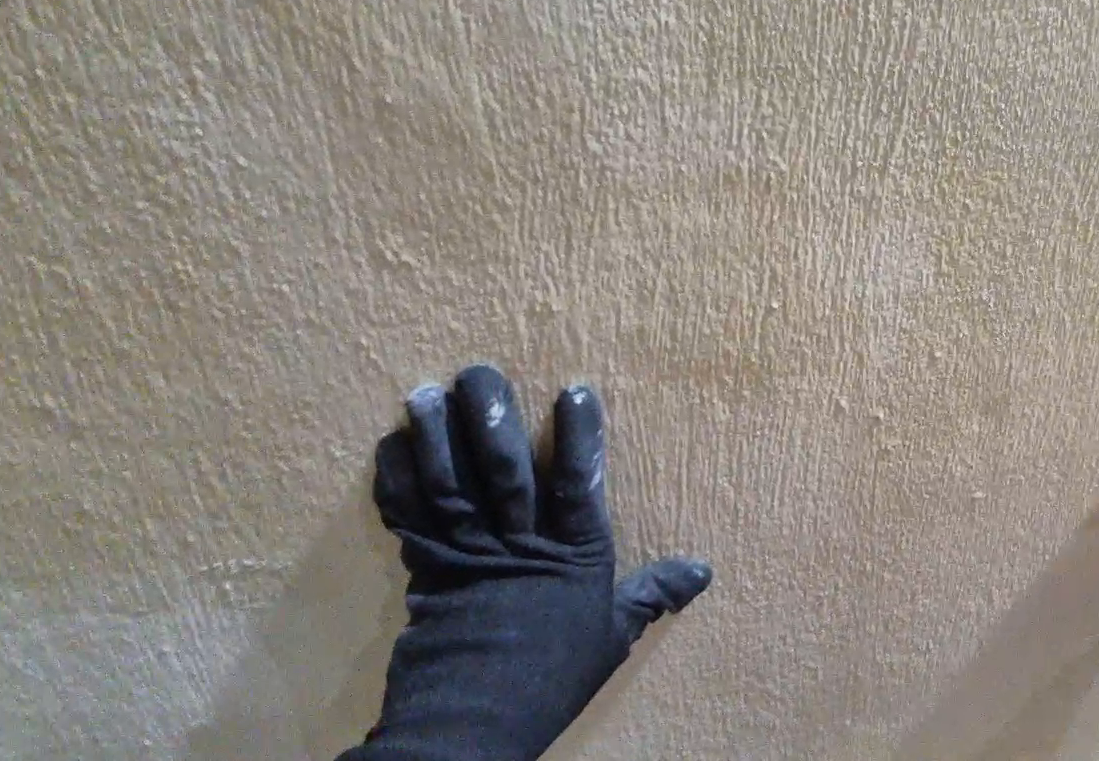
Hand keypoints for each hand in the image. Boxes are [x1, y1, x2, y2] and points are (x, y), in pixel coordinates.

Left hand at [340, 364, 711, 760]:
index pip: (578, 483)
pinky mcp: (425, 570)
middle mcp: (519, 542)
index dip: (578, 436)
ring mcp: (467, 554)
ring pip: (450, 486)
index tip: (575, 389)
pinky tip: (392, 443)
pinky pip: (409, 518)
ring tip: (425, 393)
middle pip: (504, 472)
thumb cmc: (552, 672)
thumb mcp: (613, 634)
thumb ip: (653, 593)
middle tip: (480, 373)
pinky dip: (398, 480)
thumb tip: (705, 571)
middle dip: (491, 420)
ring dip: (436, 439)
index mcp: (572, 552)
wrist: (470, 728)